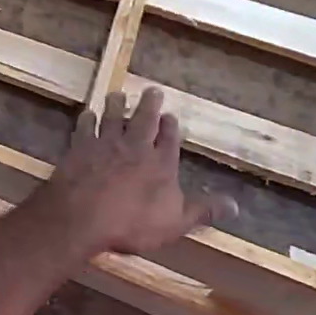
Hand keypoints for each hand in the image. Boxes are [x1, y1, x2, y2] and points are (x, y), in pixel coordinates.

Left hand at [24, 88, 235, 258]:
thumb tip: (235, 205)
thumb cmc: (132, 224)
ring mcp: (106, 144)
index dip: (171, 127)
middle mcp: (136, 147)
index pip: (169, 139)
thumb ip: (202, 211)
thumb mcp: (175, 223)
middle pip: (144, 121)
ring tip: (117, 95)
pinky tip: (87, 114)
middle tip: (152, 90)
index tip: (171, 115)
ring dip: (116, 105)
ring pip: (113, 118)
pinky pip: (84, 128)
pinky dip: (87, 120)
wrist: (83, 216)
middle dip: (150, 105)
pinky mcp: (80, 147)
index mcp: (161, 164)